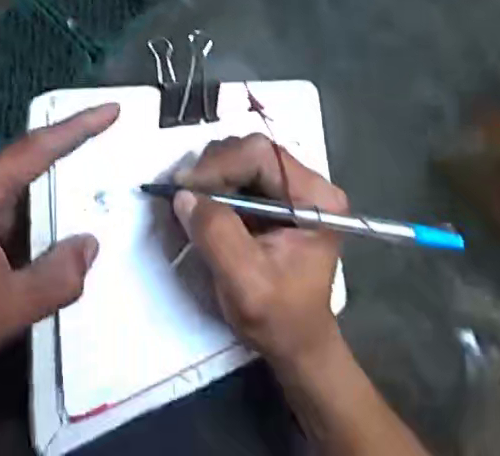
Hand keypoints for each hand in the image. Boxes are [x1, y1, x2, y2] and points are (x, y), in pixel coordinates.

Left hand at [0, 104, 120, 385]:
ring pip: (24, 185)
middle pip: (31, 156)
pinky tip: (65, 218)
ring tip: (100, 168)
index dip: (78, 127)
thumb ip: (55, 277)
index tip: (112, 109)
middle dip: (72, 143)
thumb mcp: (6, 307)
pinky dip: (43, 210)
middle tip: (113, 128)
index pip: (37, 148)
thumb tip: (91, 243)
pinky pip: (16, 209)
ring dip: (58, 180)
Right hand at [173, 134, 349, 368]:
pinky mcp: (274, 198)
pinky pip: (238, 175)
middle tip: (183, 196)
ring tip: (190, 204)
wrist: (297, 346)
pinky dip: (214, 186)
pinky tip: (201, 208)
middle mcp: (307, 184)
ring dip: (211, 177)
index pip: (262, 156)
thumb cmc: (280, 319)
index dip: (220, 164)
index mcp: (316, 199)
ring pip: (241, 159)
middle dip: (213, 170)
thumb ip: (217, 235)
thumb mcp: (246, 284)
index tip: (186, 188)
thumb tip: (183, 195)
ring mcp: (291, 189)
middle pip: (251, 152)